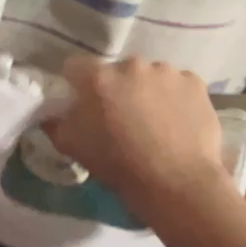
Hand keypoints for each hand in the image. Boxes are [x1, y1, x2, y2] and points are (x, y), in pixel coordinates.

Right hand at [42, 56, 230, 218]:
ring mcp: (167, 72)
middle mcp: (132, 65)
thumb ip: (55, 122)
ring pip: (148, 76)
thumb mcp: (70, 146)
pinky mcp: (195, 83)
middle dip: (114, 88)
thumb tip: (50, 113)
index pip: (75, 66)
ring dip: (145, 91)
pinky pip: (177, 84)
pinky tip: (174, 121)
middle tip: (118, 116)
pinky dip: (173, 97)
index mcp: (98, 78)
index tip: (79, 102)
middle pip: (115, 71)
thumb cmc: (117, 162)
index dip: (74, 83)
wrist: (175, 181)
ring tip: (151, 121)